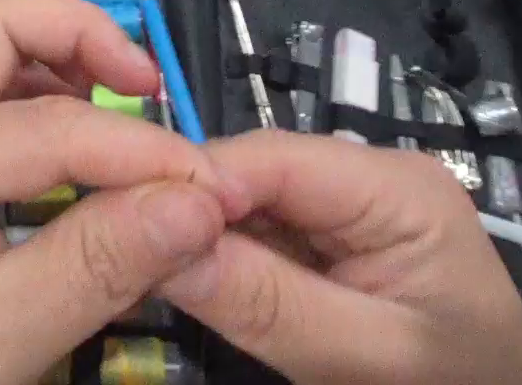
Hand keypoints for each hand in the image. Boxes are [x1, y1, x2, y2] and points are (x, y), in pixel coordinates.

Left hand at [0, 0, 246, 384]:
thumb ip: (94, 265)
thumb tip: (197, 201)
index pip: (49, 125)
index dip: (140, 148)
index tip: (212, 188)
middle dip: (81, 35)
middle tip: (149, 87)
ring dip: (65, 59)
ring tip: (127, 108)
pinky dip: (51, 102)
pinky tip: (86, 152)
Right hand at [159, 132, 521, 384]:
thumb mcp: (367, 363)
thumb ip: (264, 302)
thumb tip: (154, 238)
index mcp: (396, 186)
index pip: (272, 158)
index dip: (195, 182)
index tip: (125, 221)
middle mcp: (368, 175)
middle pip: (254, 173)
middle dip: (194, 212)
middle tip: (131, 254)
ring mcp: (349, 206)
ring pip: (247, 201)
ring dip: (202, 236)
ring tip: (154, 267)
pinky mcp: (332, 237)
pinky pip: (260, 231)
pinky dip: (224, 256)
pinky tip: (197, 279)